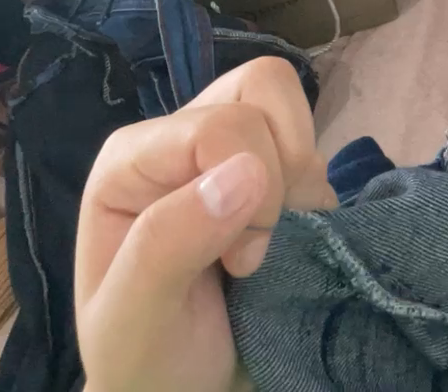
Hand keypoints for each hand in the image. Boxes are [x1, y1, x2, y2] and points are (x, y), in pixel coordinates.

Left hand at [75, 57, 337, 391]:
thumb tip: (246, 169)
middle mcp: (179, 136)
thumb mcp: (134, 323)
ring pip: (287, 95)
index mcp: (132, 160)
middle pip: (259, 86)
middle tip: (260, 241)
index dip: (251, 184)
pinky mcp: (268, 157)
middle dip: (281, 167)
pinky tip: (295, 227)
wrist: (194, 386)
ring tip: (281, 229)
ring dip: (301, 167)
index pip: (217, 125)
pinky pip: (312, 131)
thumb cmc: (150, 361)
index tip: (243, 258)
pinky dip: (315, 180)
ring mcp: (228, 142)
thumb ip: (168, 245)